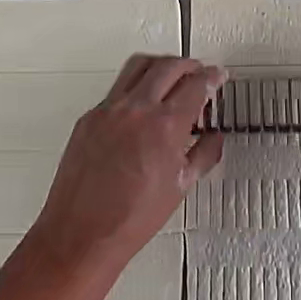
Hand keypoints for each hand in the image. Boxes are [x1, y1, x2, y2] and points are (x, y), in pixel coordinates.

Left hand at [24, 54, 226, 271]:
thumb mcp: (181, 186)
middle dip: (190, 64)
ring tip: (171, 76)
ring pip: (138, 66)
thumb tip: (213, 140)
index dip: (213, 77)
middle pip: (168, 66)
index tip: (218, 76)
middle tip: (200, 72)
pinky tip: (142, 103)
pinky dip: (135, 86)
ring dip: (161, 65)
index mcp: (164, 126)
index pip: (196, 85)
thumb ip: (204, 154)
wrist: (82, 235)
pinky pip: (116, 89)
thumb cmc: (127, 219)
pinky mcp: (88, 119)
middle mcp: (135, 111)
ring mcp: (108, 112)